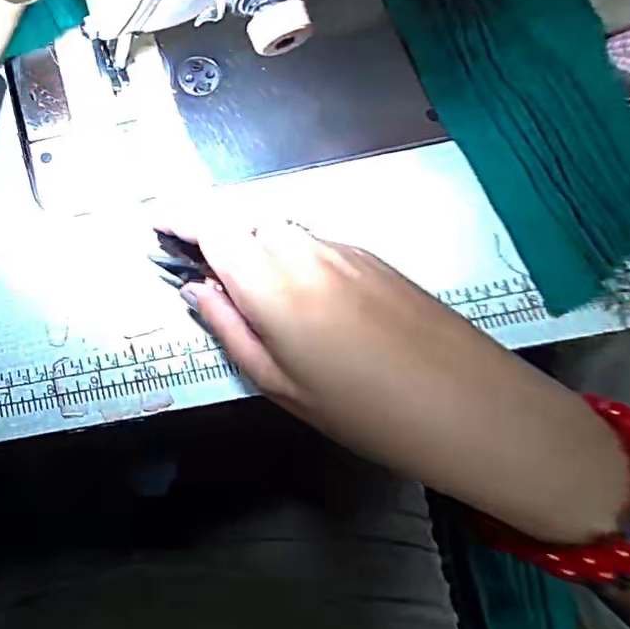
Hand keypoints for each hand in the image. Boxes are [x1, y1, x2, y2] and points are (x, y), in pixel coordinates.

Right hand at [164, 214, 629, 542]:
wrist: (473, 407)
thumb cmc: (363, 411)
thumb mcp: (279, 384)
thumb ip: (229, 327)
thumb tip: (196, 289)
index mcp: (271, 283)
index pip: (210, 226)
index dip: (177, 217)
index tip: (156, 223)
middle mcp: (303, 249)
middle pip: (244, 219)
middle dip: (216, 235)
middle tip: (208, 274)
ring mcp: (341, 247)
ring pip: (279, 227)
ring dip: (254, 245)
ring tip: (257, 292)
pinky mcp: (371, 254)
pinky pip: (313, 240)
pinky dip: (291, 254)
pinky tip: (307, 298)